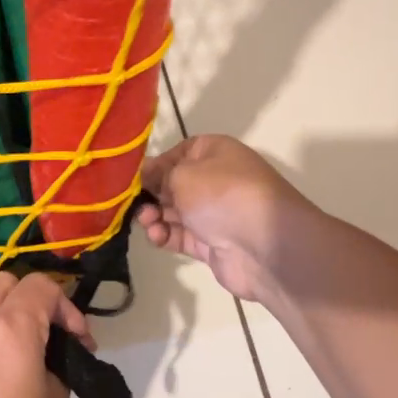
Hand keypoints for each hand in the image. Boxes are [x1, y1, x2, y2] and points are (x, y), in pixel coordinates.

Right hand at [139, 134, 314, 304]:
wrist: (265, 245)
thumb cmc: (222, 195)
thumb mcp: (183, 173)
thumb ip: (159, 174)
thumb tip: (146, 177)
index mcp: (214, 153)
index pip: (177, 153)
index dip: (154, 165)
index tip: (132, 179)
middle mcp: (215, 180)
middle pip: (172, 184)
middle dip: (150, 194)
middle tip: (134, 204)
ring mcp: (214, 213)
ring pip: (173, 212)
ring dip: (154, 216)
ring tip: (148, 222)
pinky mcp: (211, 242)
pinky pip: (180, 236)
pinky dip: (165, 236)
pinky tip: (157, 237)